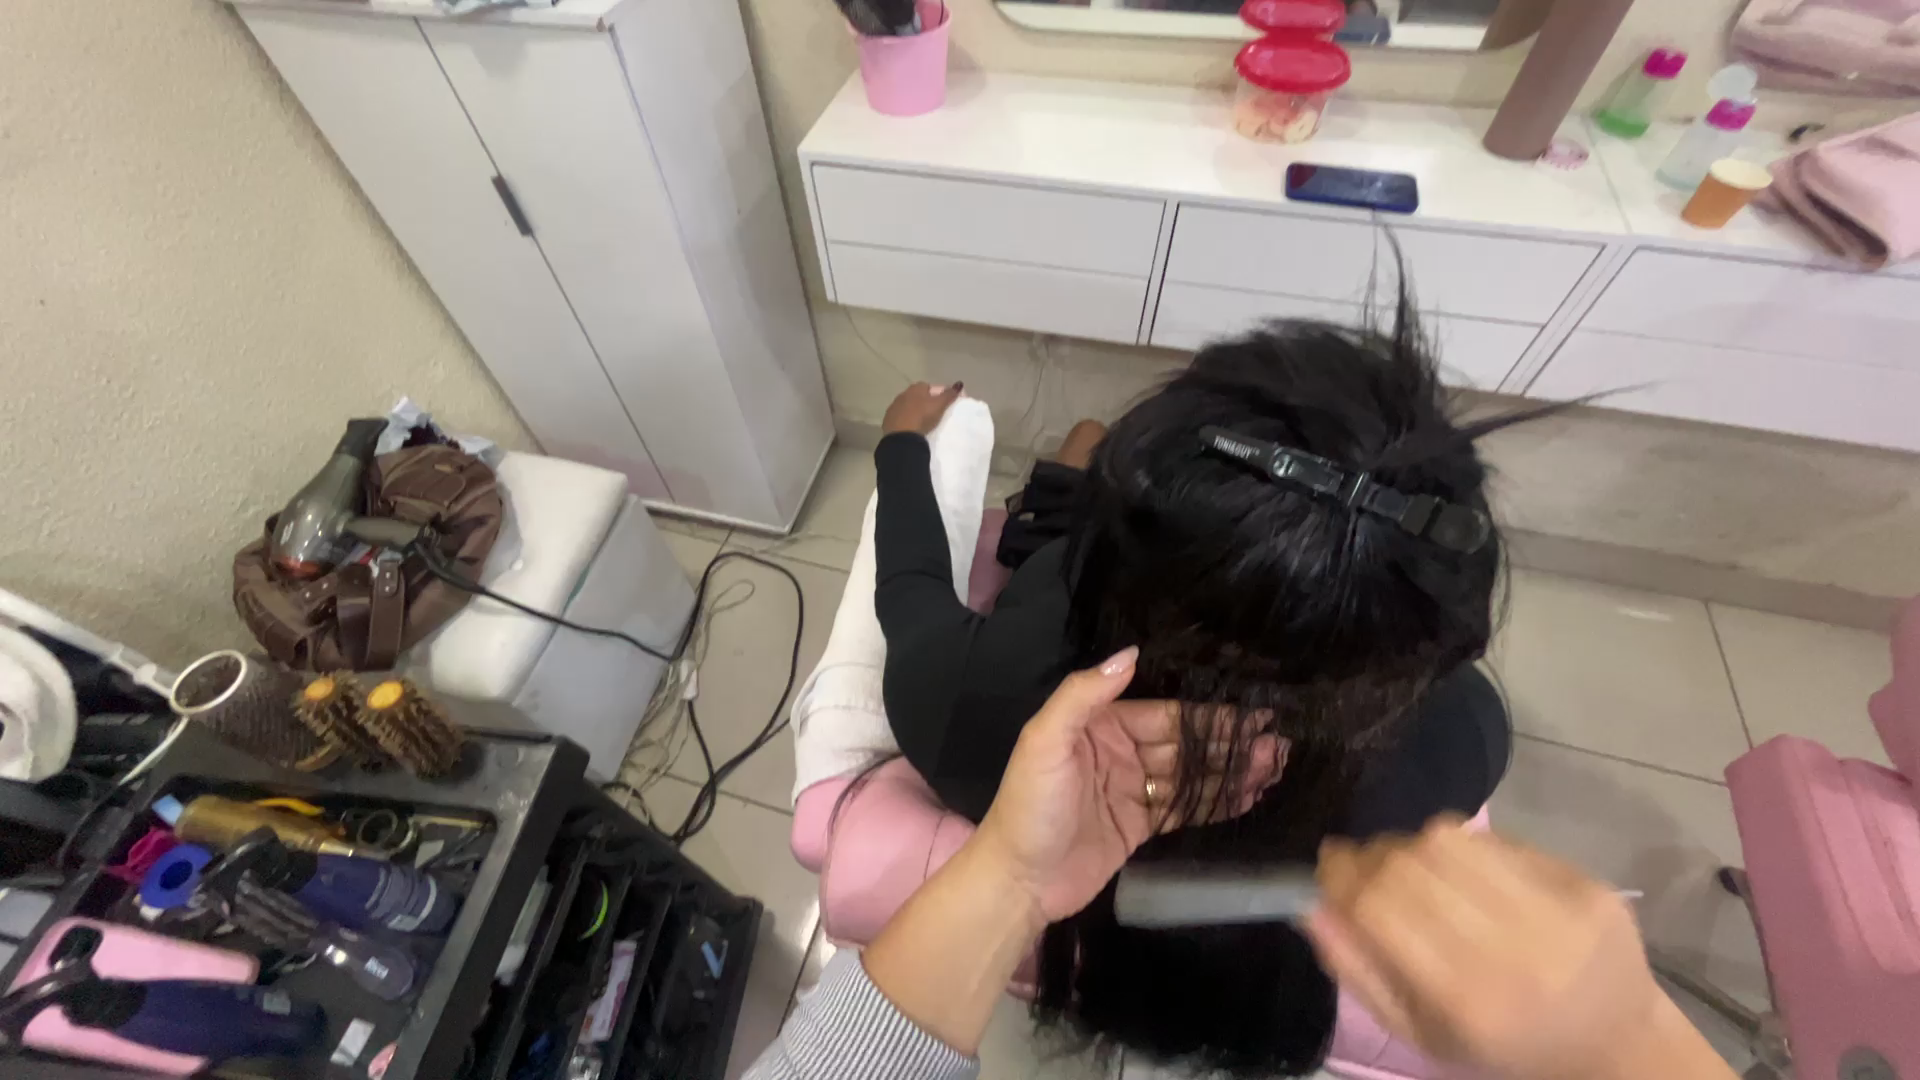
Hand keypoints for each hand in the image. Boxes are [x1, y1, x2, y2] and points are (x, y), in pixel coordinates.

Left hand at [882, 382, 962, 435]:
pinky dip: (904, 420)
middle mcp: (903, 394)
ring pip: (906, 406)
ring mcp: (894, 406)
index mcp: (916, 388)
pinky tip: (910, 428)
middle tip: (931, 414)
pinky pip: (899, 417)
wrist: (902, 436)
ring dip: (912, 411)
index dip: (935, 394)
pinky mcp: (888, 420)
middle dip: (923, 402)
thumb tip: (959, 383)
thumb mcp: (939, 406)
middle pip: (916, 396)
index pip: (928, 386)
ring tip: (921, 422)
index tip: (940, 405)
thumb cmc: (923, 417)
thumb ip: (949, 395)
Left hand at [973, 648, 1284, 922]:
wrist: (1019, 878)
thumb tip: (1131, 653)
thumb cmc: (1031, 803)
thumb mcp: (1047, 740)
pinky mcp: (1139, 826)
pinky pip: (1184, 808)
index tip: (1255, 713)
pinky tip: (1251, 796)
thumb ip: (1084, 694)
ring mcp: (1131, 790)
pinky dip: (1217, 802)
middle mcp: (1120, 752)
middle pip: (1185, 744)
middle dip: (1230, 744)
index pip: (1165, 715)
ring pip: (1190, 775)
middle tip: (1280, 744)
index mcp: (1099, 726)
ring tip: (1277, 768)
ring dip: (1231, 772)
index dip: (1209, 715)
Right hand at [1307, 821, 1692, 1079]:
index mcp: (1468, 1001)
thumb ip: (1355, 970)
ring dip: (1412, 844)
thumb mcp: (1418, 1031)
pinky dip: (1463, 846)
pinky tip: (1467, 872)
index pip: (1377, 906)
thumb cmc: (1503, 1046)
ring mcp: (1557, 915)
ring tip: (1415, 866)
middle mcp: (1513, 955)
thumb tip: (1309, 904)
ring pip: (1445, 838)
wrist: (1621, 1050)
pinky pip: (1494, 839)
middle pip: (1406, 865)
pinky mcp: (1585, 887)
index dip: (1340, 875)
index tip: (1327, 868)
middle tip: (1363, 865)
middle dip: (1370, 856)